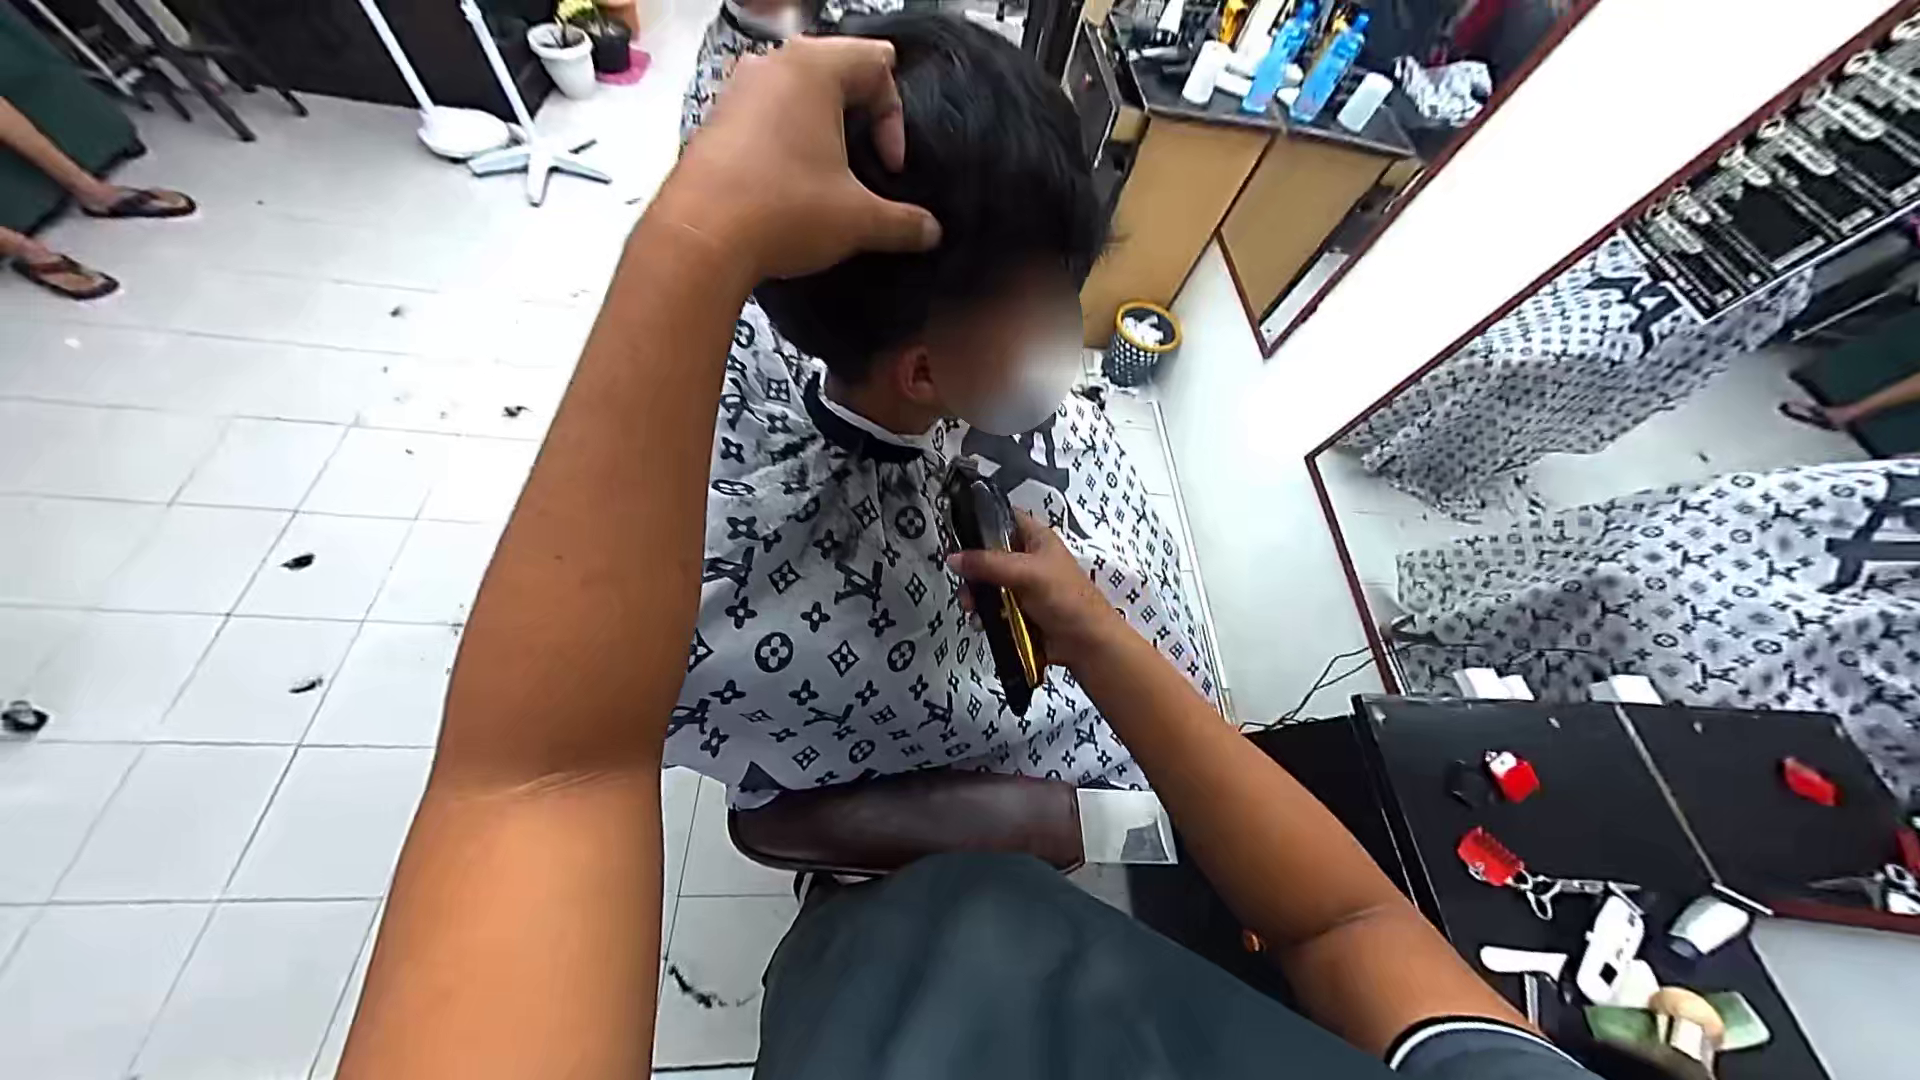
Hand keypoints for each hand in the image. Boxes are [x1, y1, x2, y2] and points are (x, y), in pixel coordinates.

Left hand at [652, 35, 941, 280]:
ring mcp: (739, 91)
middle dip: (862, 124)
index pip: (878, 63)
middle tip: (866, 171)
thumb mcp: (859, 220)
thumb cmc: (785, 210)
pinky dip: (791, 148)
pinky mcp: (718, 123)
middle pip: (838, 76)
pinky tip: (793, 192)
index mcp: (813, 68)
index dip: (896, 119)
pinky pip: (769, 122)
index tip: (890, 168)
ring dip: (825, 138)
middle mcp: (772, 65)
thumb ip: (904, 223)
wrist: (703, 238)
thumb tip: (932, 232)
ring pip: (800, 99)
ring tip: (831, 185)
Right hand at [948, 513, 1129, 669]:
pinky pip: (992, 606)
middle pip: (989, 553)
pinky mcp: (1018, 611)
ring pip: (987, 582)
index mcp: (1036, 539)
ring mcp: (1022, 586)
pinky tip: (979, 620)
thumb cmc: (1066, 599)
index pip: (1005, 517)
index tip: (959, 530)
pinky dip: (983, 612)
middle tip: (964, 580)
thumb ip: (988, 564)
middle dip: (973, 568)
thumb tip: (953, 559)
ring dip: (975, 594)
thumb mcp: (1027, 573)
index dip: (983, 520)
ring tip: (971, 606)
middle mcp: (1028, 559)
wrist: (1086, 645)